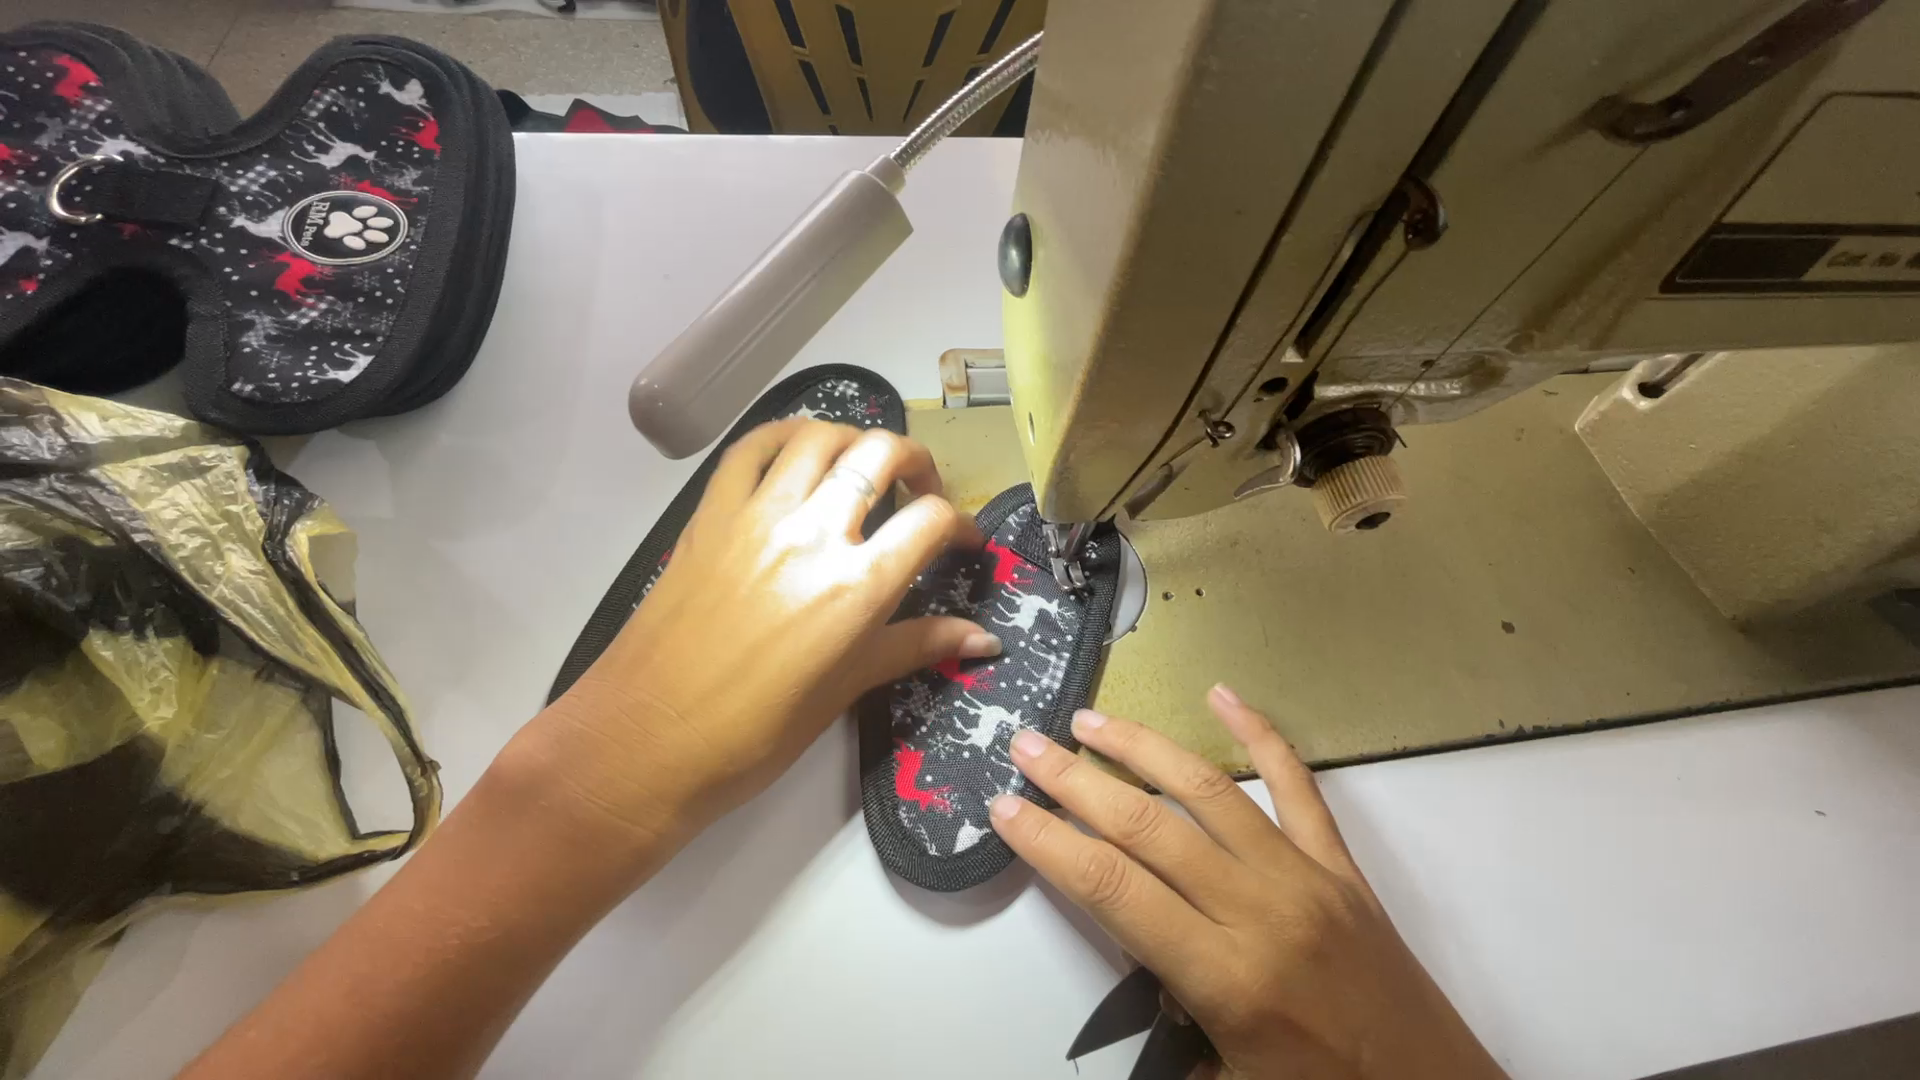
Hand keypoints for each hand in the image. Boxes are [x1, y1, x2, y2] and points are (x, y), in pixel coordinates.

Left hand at [530, 418, 996, 849]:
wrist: (645, 742)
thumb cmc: (755, 733)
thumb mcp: (848, 688)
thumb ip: (919, 646)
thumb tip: (987, 641)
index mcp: (856, 586)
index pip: (930, 520)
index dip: (961, 525)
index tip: (963, 542)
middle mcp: (812, 532)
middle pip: (881, 454)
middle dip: (917, 462)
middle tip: (920, 493)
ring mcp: (755, 514)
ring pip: (819, 436)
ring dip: (855, 442)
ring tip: (862, 472)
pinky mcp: (709, 512)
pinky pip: (751, 447)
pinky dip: (786, 436)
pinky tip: (801, 455)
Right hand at [989, 687, 1505, 1079]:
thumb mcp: (1225, 1078)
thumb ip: (1164, 1013)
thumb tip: (1127, 948)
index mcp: (1226, 977)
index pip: (1113, 891)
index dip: (1050, 844)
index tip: (1004, 808)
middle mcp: (1259, 912)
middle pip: (1147, 828)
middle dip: (1075, 782)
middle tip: (1026, 745)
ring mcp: (1305, 877)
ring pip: (1208, 790)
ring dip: (1141, 748)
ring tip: (1089, 719)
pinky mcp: (1341, 865)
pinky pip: (1298, 786)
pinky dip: (1261, 733)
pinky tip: (1222, 692)